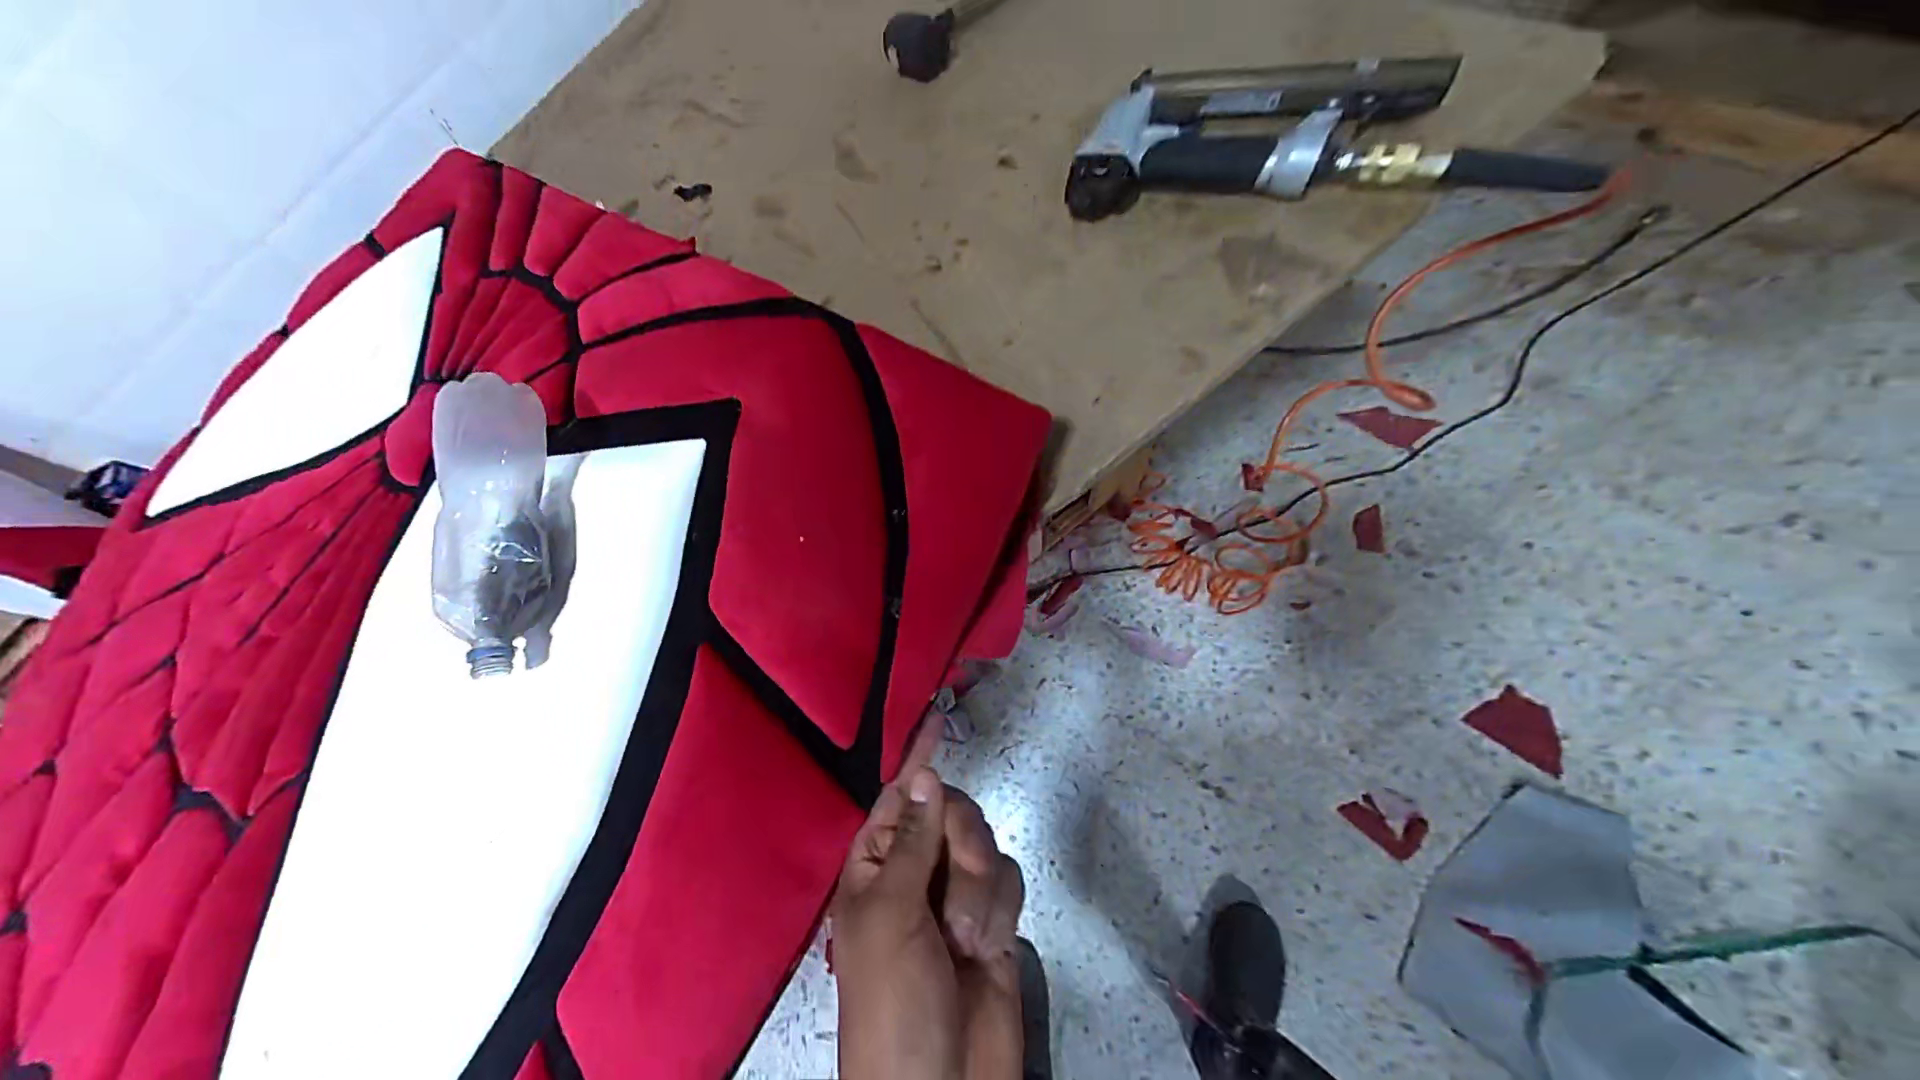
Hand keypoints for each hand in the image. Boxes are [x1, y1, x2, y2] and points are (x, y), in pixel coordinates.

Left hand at [832, 766, 1025, 1079]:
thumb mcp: (892, 915)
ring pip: (983, 842)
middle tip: (958, 883)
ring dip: (981, 889)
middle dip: (961, 842)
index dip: (917, 761)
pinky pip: (1008, 878)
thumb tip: (924, 772)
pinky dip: (1000, 909)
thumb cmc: (894, 999)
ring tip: (966, 939)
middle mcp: (917, 869)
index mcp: (876, 865)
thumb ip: (914, 842)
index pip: (899, 797)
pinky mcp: (994, 914)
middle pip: (950, 811)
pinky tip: (987, 948)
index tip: (939, 719)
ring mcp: (957, 892)